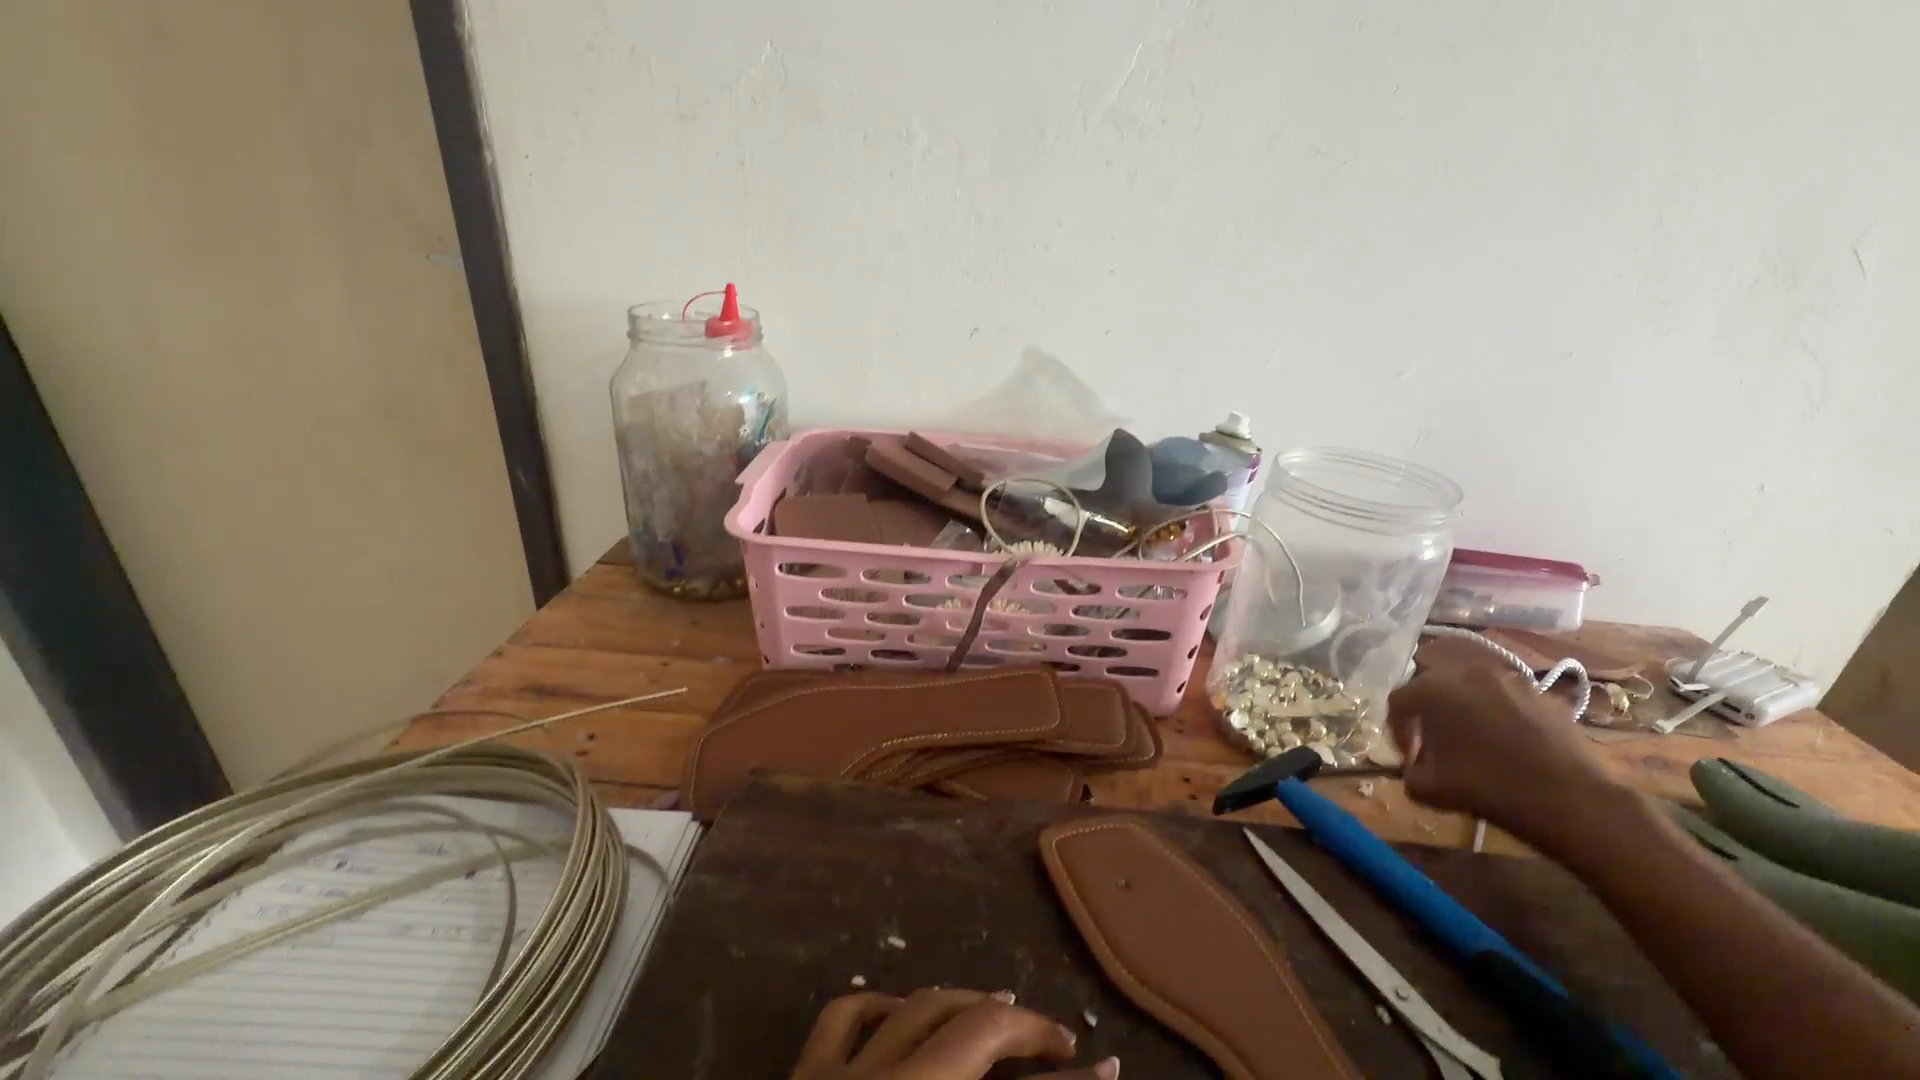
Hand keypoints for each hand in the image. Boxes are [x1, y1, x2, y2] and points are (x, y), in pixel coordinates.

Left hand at [790, 988, 1118, 1079]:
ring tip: (997, 1008)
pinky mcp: (802, 1079)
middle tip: (1054, 1048)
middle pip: (970, 1024)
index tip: (1103, 1067)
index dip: (1061, 1072)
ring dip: (963, 1004)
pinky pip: (844, 1018)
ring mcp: (838, 1076)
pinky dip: (882, 1006)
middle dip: (1021, 1027)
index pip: (1000, 1062)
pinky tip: (904, 1015)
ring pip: (916, 1007)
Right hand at [1386, 663, 1623, 843]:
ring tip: (1474, 744)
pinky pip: (1507, 700)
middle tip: (1436, 746)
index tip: (1409, 758)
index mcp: (1434, 690)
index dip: (1397, 731)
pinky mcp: (1543, 694)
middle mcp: (1469, 672)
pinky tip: (1509, 746)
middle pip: (1435, 688)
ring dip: (1465, 712)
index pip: (1399, 702)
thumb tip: (1415, 769)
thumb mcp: (1429, 789)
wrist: (1570, 796)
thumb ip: (1409, 775)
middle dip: (1430, 716)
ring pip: (1472, 690)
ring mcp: (1510, 679)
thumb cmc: (1489, 786)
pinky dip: (1499, 716)